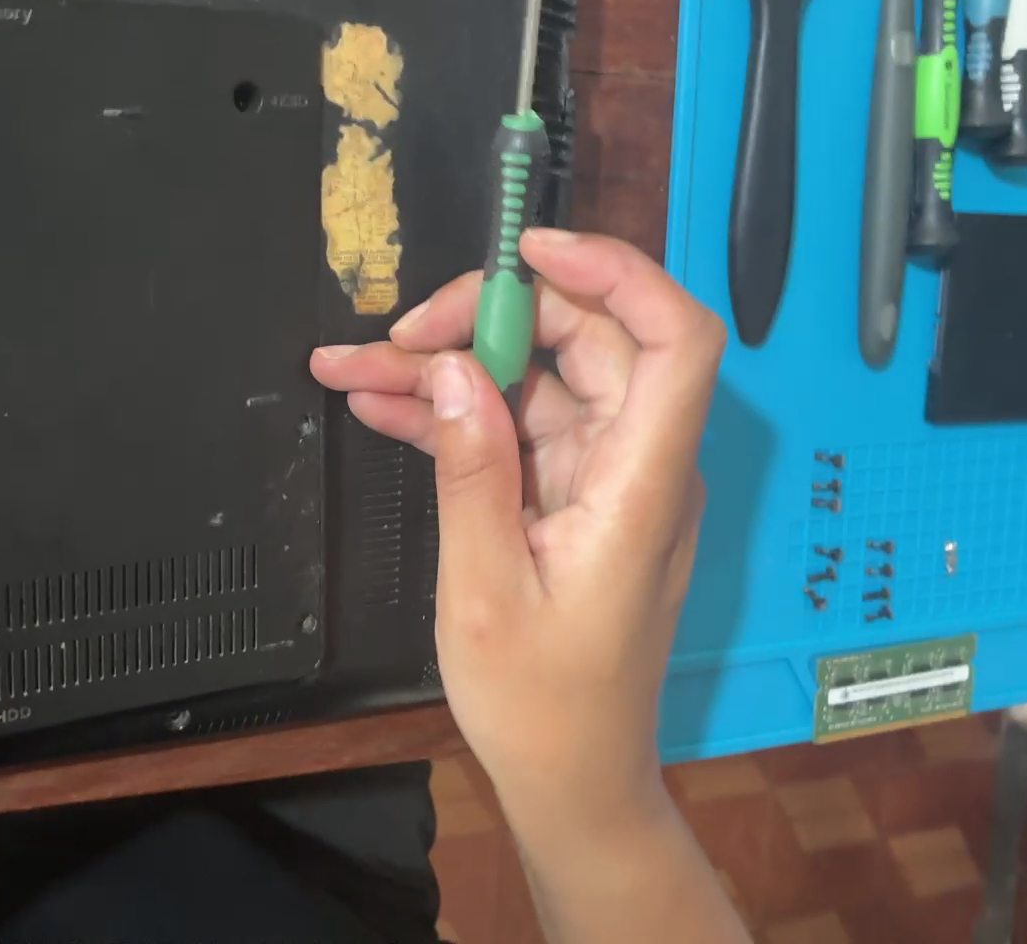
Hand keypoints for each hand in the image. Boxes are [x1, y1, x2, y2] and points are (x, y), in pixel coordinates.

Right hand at [310, 228, 723, 841]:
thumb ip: (471, 470)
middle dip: (486, 320)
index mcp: (641, 484)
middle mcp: (634, 460)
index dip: (614, 273)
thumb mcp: (486, 589)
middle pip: (582, 341)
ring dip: (446, 367)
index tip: (529, 252)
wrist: (570, 774)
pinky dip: (451, 411)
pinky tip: (383, 403)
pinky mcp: (564, 487)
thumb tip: (451, 368)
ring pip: (531, 378)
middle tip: (396, 336)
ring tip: (353, 367)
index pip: (673, 340)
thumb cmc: (541, 703)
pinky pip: (511, 424)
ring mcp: (598, 471)